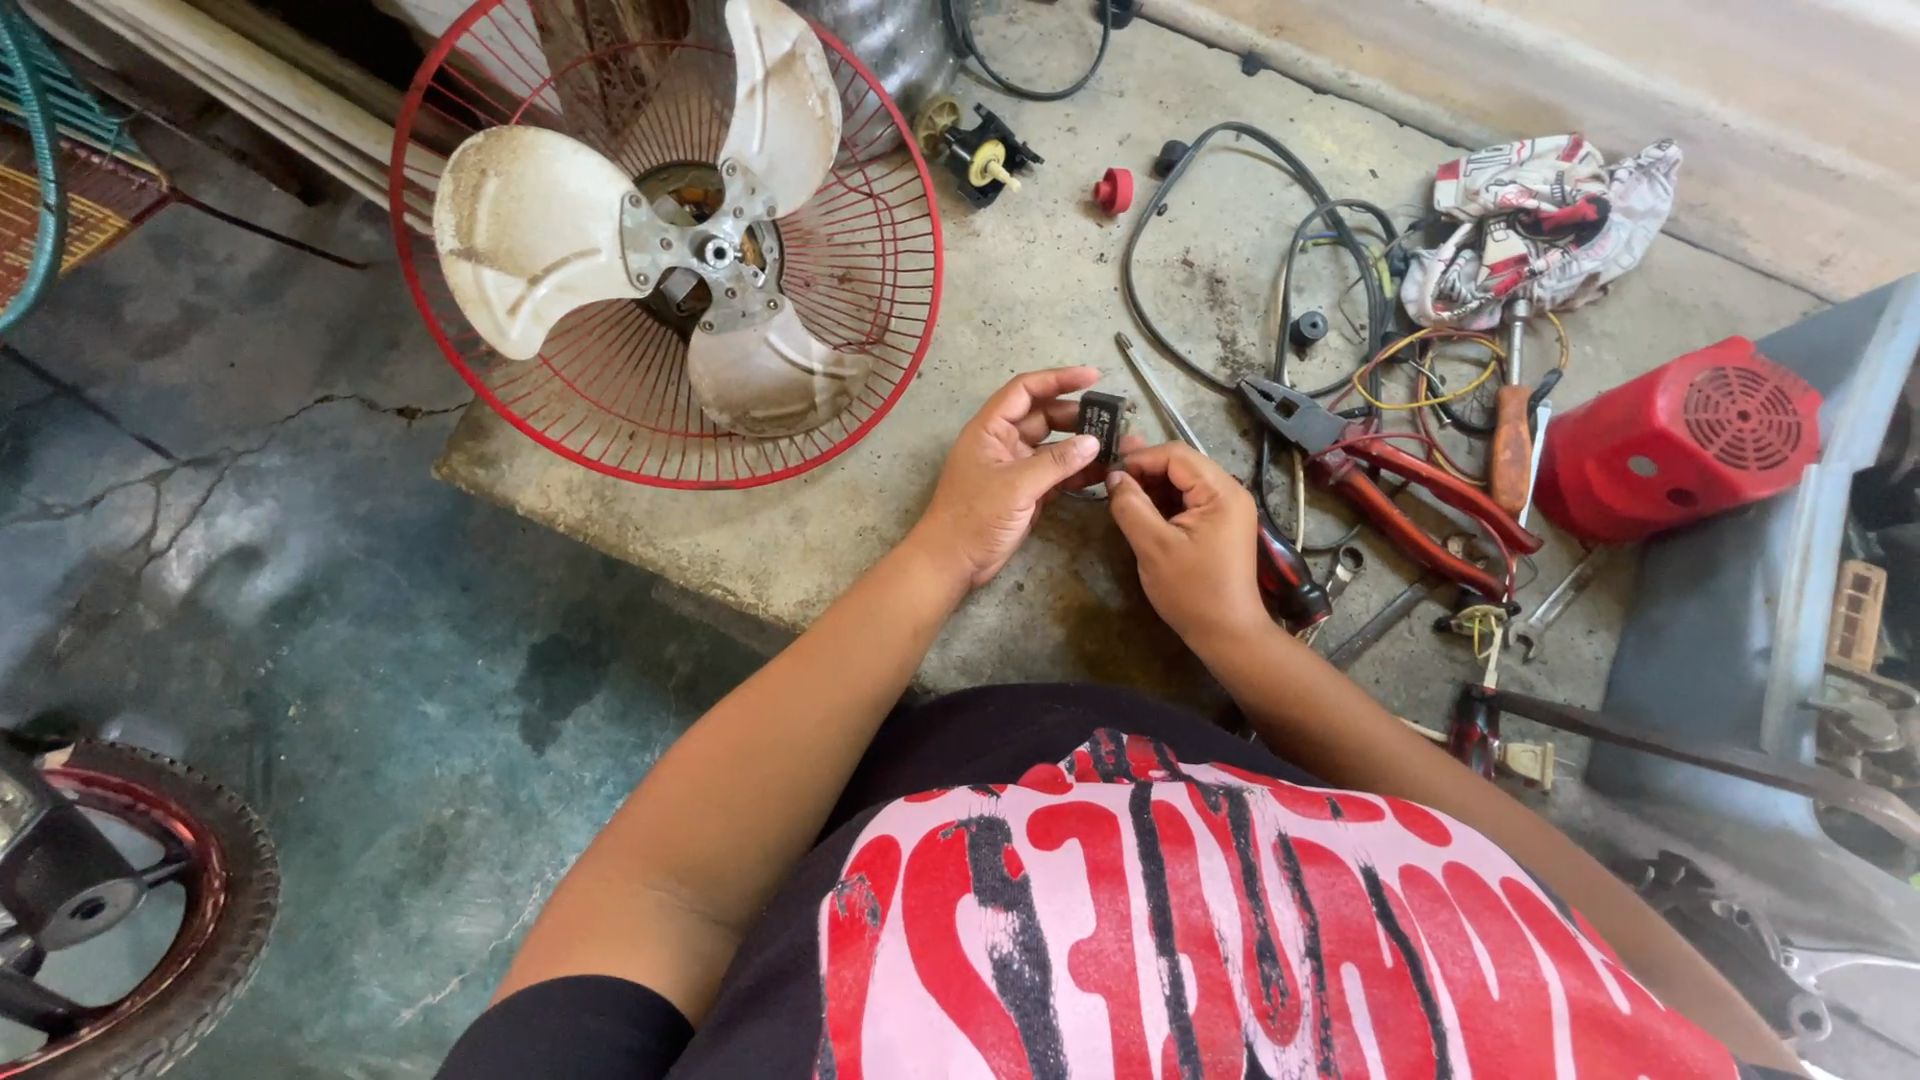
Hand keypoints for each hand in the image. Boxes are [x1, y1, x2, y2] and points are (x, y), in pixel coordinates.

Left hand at [909, 367, 1107, 587]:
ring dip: (1082, 446)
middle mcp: (1004, 442)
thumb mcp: (1015, 486)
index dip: (1058, 379)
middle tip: (1113, 422)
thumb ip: (1055, 462)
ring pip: (1054, 447)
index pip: (1025, 390)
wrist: (953, 561)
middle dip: (1078, 417)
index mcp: (990, 429)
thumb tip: (1093, 442)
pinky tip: (1102, 473)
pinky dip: (1077, 473)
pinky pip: (1056, 474)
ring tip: (1116, 446)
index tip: (1093, 376)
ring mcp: (1016, 468)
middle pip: (1045, 417)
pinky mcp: (1026, 493)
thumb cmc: (973, 517)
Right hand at [1106, 441, 1269, 648]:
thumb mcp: (1153, 547)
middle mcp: (1229, 493)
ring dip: (1151, 484)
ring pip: (1182, 482)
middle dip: (1145, 468)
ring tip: (1119, 490)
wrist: (1226, 632)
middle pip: (1181, 464)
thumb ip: (1131, 506)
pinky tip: (1139, 507)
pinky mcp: (1219, 525)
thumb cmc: (1192, 590)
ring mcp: (1226, 509)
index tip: (1110, 474)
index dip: (1141, 458)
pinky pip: (1187, 501)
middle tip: (1109, 475)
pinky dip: (1162, 501)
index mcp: (1221, 492)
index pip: (1176, 455)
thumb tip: (1113, 477)